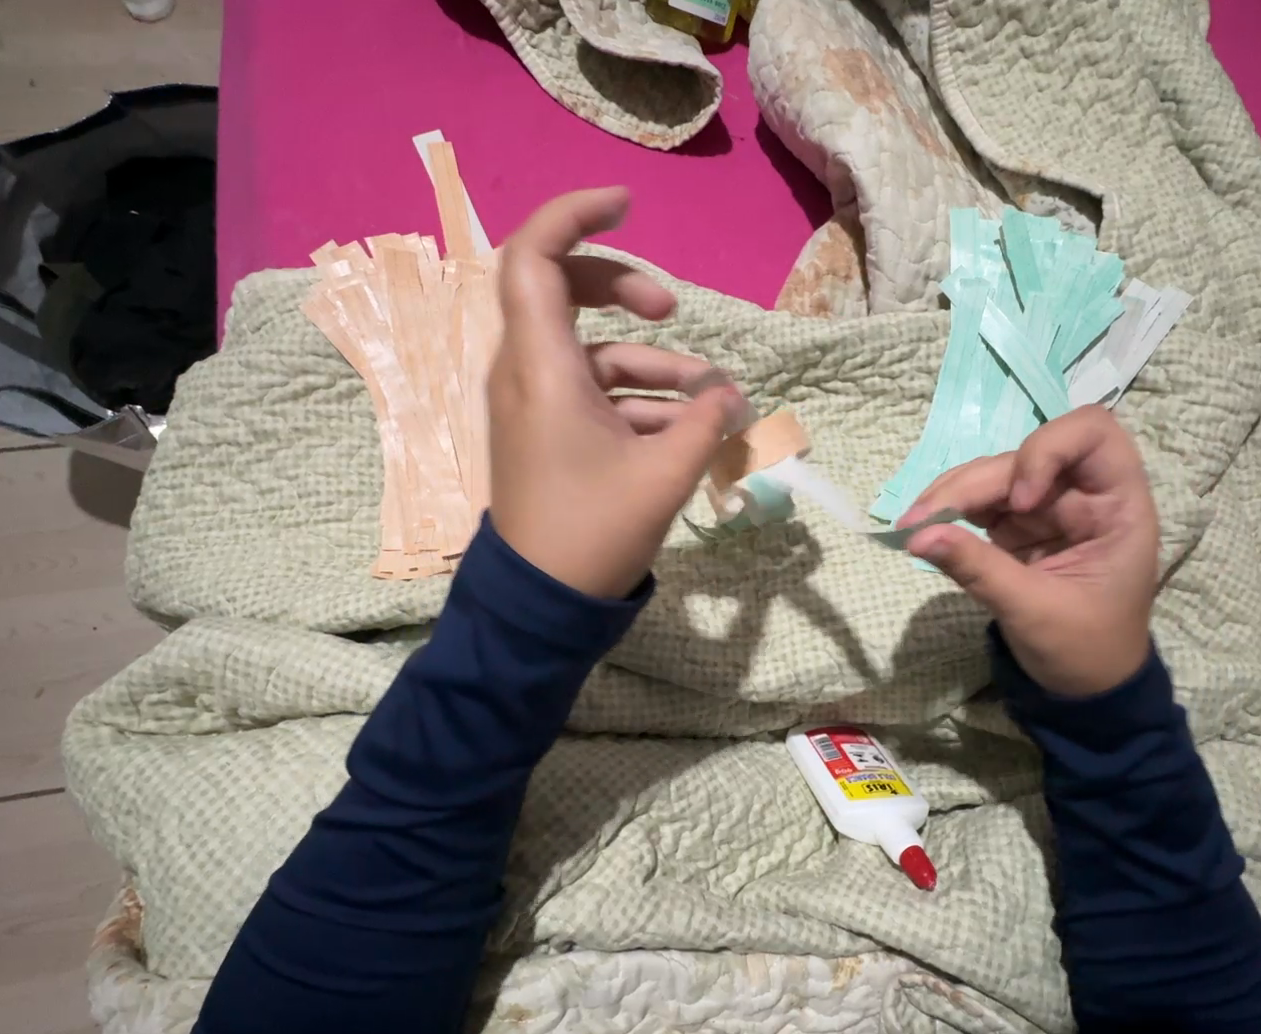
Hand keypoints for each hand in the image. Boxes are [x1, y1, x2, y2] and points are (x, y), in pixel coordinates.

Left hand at [487, 187, 746, 598]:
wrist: (544, 601)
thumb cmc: (593, 532)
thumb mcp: (664, 473)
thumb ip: (707, 423)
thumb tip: (731, 394)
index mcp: (542, 367)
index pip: (534, 256)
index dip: (576, 216)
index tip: (628, 206)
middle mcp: (529, 372)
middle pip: (563, 290)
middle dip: (625, 290)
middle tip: (672, 312)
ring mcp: (538, 403)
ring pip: (593, 352)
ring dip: (654, 367)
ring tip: (712, 402)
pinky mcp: (551, 431)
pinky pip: (596, 393)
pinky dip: (641, 402)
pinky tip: (688, 431)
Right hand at [898, 407, 1158, 696]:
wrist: (1084, 687)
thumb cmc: (1083, 650)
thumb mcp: (1033, 612)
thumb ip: (979, 569)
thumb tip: (918, 535)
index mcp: (1117, 506)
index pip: (1092, 434)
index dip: (1049, 450)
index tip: (1022, 501)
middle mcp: (1082, 494)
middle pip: (1022, 457)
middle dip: (971, 484)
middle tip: (920, 521)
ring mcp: (1046, 507)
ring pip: (993, 474)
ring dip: (950, 493)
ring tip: (912, 525)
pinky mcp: (1016, 525)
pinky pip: (978, 501)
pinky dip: (947, 510)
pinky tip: (921, 527)